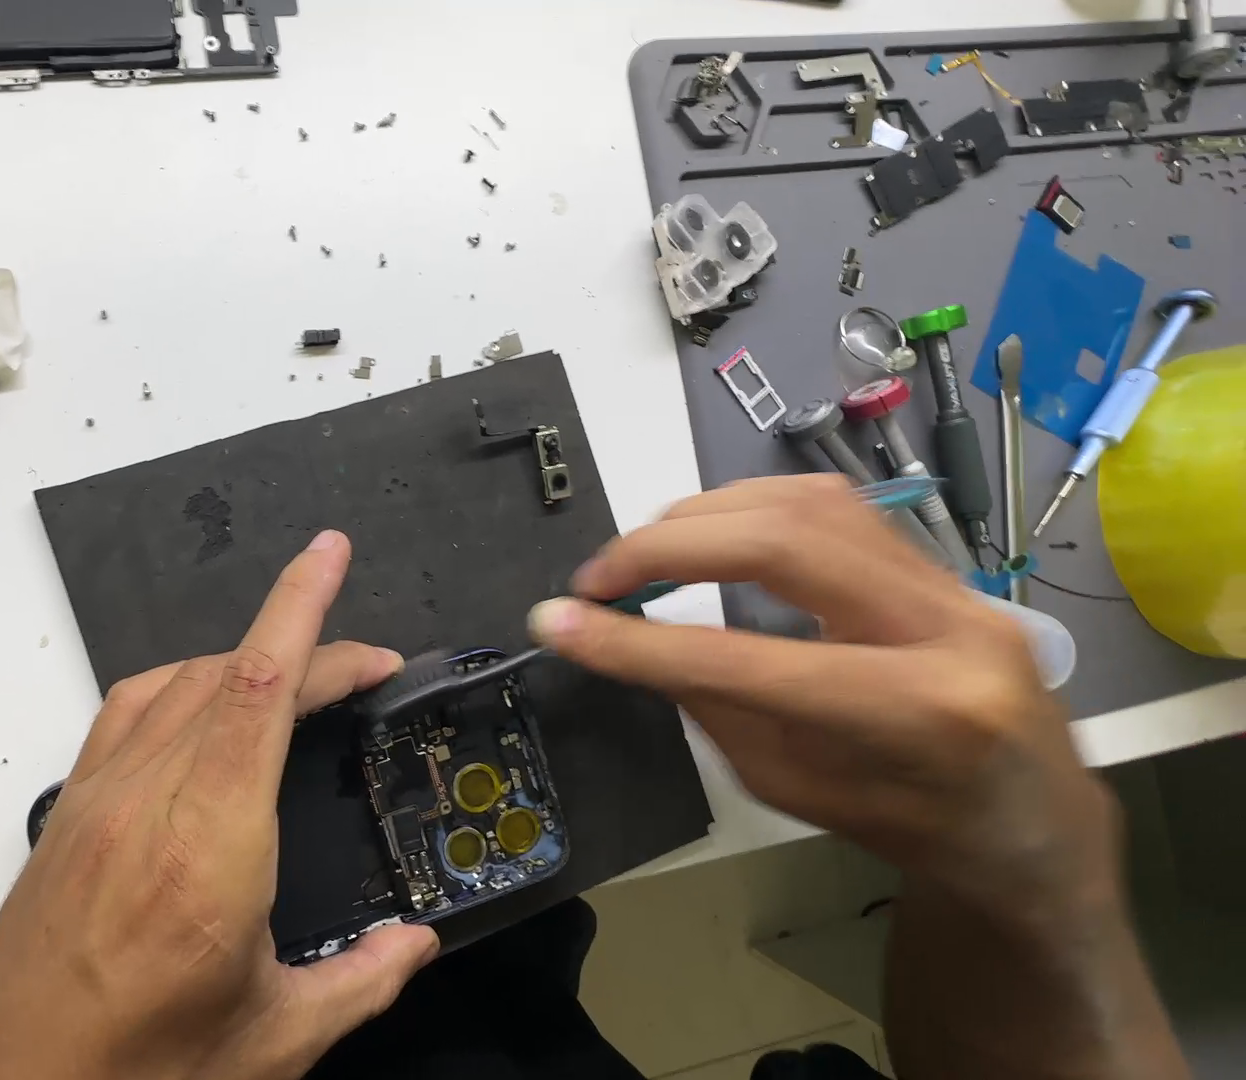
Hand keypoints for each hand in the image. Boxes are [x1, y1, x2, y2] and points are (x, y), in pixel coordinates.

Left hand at [0, 530, 438, 1079]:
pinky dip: (182, 681)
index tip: (330, 552)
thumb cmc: (142, 1069)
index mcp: (212, 843)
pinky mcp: (73, 802)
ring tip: (300, 678)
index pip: (260, 686)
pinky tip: (206, 702)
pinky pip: (129, 706)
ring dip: (247, 658)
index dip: (300, 607)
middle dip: (309, 644)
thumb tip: (417, 946)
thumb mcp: (273, 1039)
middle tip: (367, 667)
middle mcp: (151, 794)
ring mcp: (101, 791)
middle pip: (232, 672)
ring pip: (179, 679)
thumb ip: (359, 982)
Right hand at [527, 476, 1117, 921]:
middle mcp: (945, 630)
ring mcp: (951, 585)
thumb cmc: (898, 822)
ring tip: (642, 554)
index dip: (633, 640)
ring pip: (803, 504)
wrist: (1027, 818)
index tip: (556, 621)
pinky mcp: (934, 563)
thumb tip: (618, 633)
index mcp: (910, 715)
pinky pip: (827, 505)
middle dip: (661, 550)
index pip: (738, 661)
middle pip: (779, 544)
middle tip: (596, 579)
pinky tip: (706, 535)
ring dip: (699, 518)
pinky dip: (743, 509)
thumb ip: (706, 698)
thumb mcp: (782, 781)